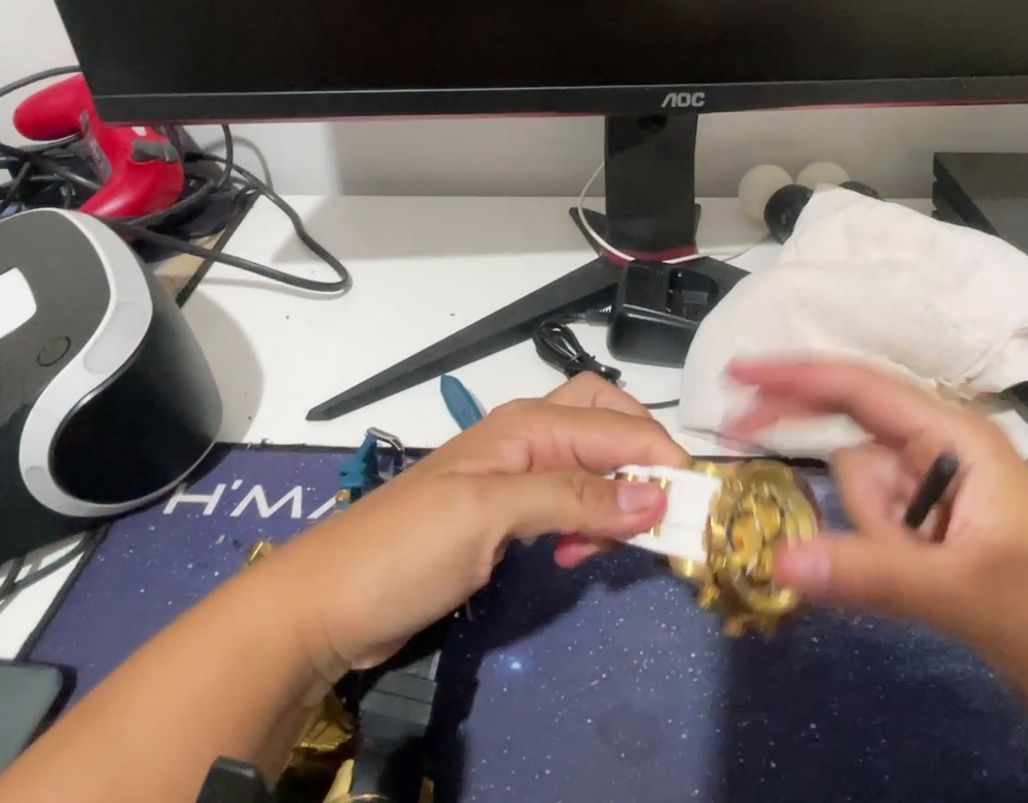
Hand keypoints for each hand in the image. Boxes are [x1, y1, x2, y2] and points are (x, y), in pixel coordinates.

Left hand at [264, 373, 690, 679]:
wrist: (329, 602)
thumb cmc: (405, 549)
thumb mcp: (491, 515)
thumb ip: (574, 498)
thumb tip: (657, 498)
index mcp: (526, 425)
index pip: (616, 426)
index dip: (661, 459)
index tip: (698, 506)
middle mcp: (527, 439)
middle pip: (607, 424)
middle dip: (641, 459)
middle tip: (660, 510)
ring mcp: (516, 477)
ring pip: (592, 464)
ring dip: (615, 496)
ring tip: (607, 545)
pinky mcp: (507, 515)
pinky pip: (568, 501)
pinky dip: (587, 520)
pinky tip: (576, 553)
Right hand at [726, 360, 1027, 633]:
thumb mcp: (968, 590)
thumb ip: (868, 572)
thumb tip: (777, 560)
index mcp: (956, 441)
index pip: (860, 389)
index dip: (795, 376)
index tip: (737, 375)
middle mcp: (941, 462)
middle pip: (850, 440)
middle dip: (810, 452)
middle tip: (739, 441)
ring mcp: (938, 508)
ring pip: (861, 499)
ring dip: (867, 537)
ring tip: (926, 578)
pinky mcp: (936, 551)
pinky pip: (875, 536)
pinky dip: (866, 556)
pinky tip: (909, 589)